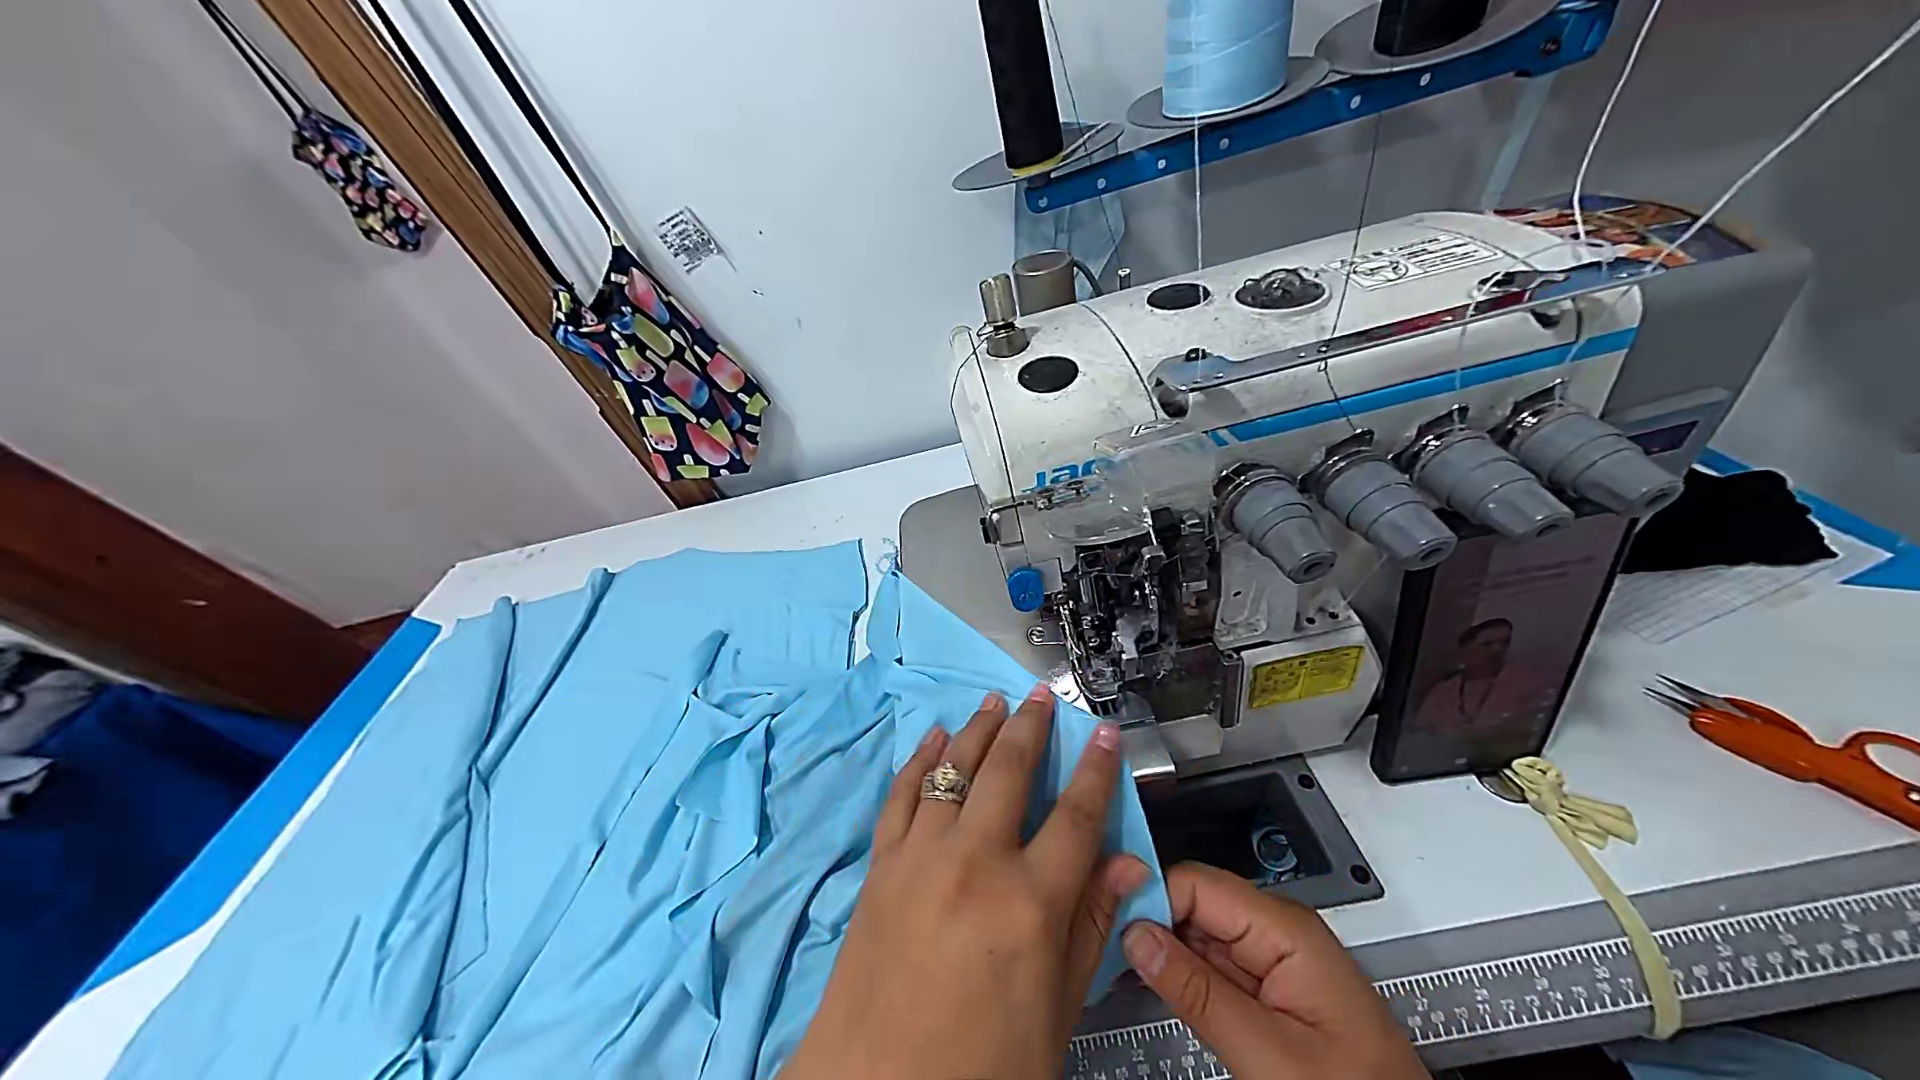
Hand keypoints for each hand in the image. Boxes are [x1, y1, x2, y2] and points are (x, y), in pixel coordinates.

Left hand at [782, 687, 1150, 1079]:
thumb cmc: (979, 1065)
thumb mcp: (1056, 1009)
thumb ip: (1090, 926)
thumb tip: (1127, 863)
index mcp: (1029, 903)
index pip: (1077, 817)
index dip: (1096, 770)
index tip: (1104, 733)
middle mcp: (975, 862)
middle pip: (1010, 772)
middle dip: (1031, 726)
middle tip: (1042, 696)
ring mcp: (921, 856)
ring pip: (954, 769)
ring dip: (978, 730)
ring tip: (995, 702)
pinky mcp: (881, 864)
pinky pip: (903, 794)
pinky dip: (920, 760)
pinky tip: (934, 738)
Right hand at [1121, 863, 1426, 1079]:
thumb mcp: (1271, 1056)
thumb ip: (1199, 992)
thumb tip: (1138, 936)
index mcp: (1284, 929)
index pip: (1194, 883)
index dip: (1150, 900)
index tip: (1113, 927)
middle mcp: (1275, 930)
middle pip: (1191, 901)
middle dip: (1149, 923)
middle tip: (1108, 952)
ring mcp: (1268, 956)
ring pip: (1193, 932)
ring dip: (1159, 951)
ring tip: (1121, 970)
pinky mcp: (1262, 983)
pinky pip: (1207, 962)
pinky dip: (1178, 973)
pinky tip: (1152, 986)